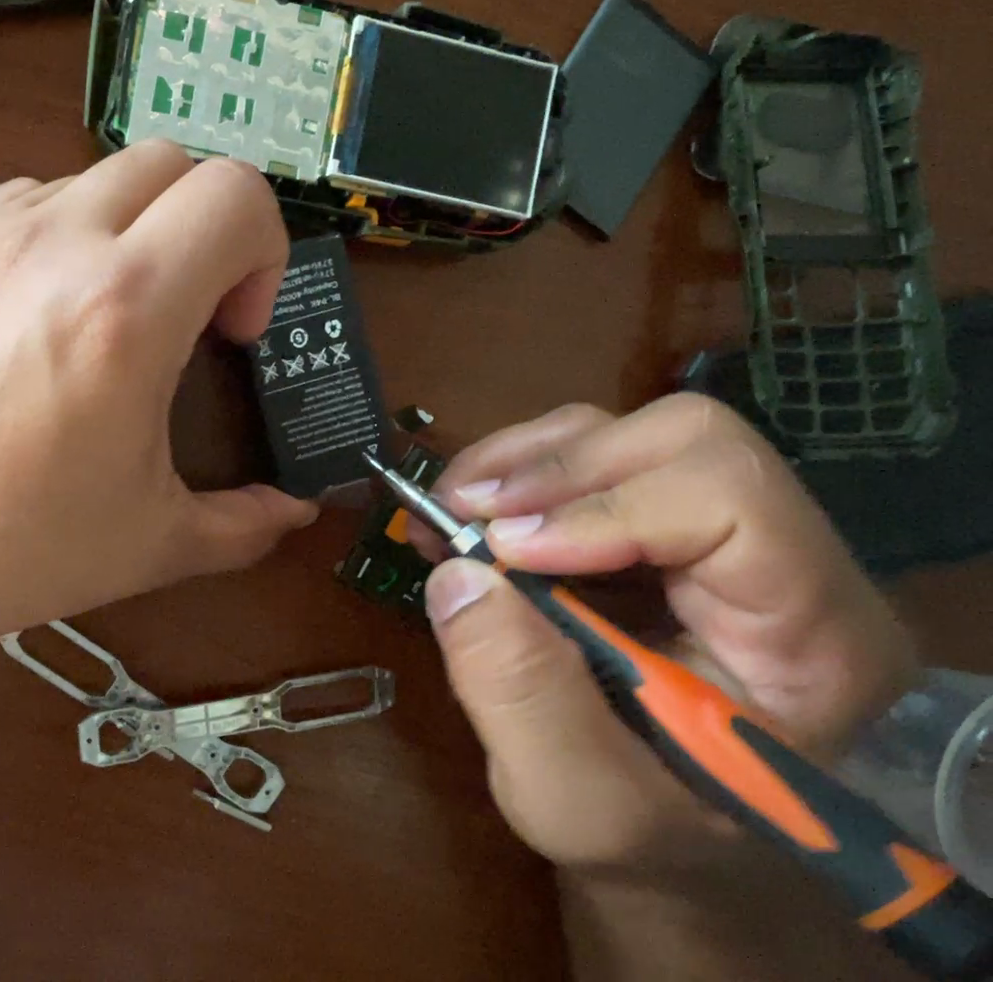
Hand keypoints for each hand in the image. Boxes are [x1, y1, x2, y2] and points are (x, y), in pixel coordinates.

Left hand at [0, 140, 315, 653]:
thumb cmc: (9, 548)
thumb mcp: (148, 544)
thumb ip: (242, 523)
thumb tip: (294, 512)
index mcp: (126, 305)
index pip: (237, 195)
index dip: (264, 255)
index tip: (234, 334)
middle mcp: (57, 244)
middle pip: (173, 162)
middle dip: (206, 227)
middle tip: (187, 315)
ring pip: (96, 174)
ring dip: (132, 226)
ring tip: (110, 313)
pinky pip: (25, 199)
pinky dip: (62, 230)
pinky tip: (40, 311)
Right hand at [418, 395, 915, 875]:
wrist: (651, 825)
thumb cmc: (637, 829)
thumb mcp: (574, 796)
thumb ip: (522, 698)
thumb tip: (458, 577)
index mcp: (810, 635)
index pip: (733, 502)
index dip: (607, 507)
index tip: (502, 550)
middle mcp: (781, 559)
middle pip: (688, 440)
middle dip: (559, 468)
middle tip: (462, 515)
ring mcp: (713, 530)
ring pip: (627, 430)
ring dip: (521, 461)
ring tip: (447, 511)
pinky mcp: (651, 519)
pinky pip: (585, 452)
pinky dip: (511, 469)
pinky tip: (463, 514)